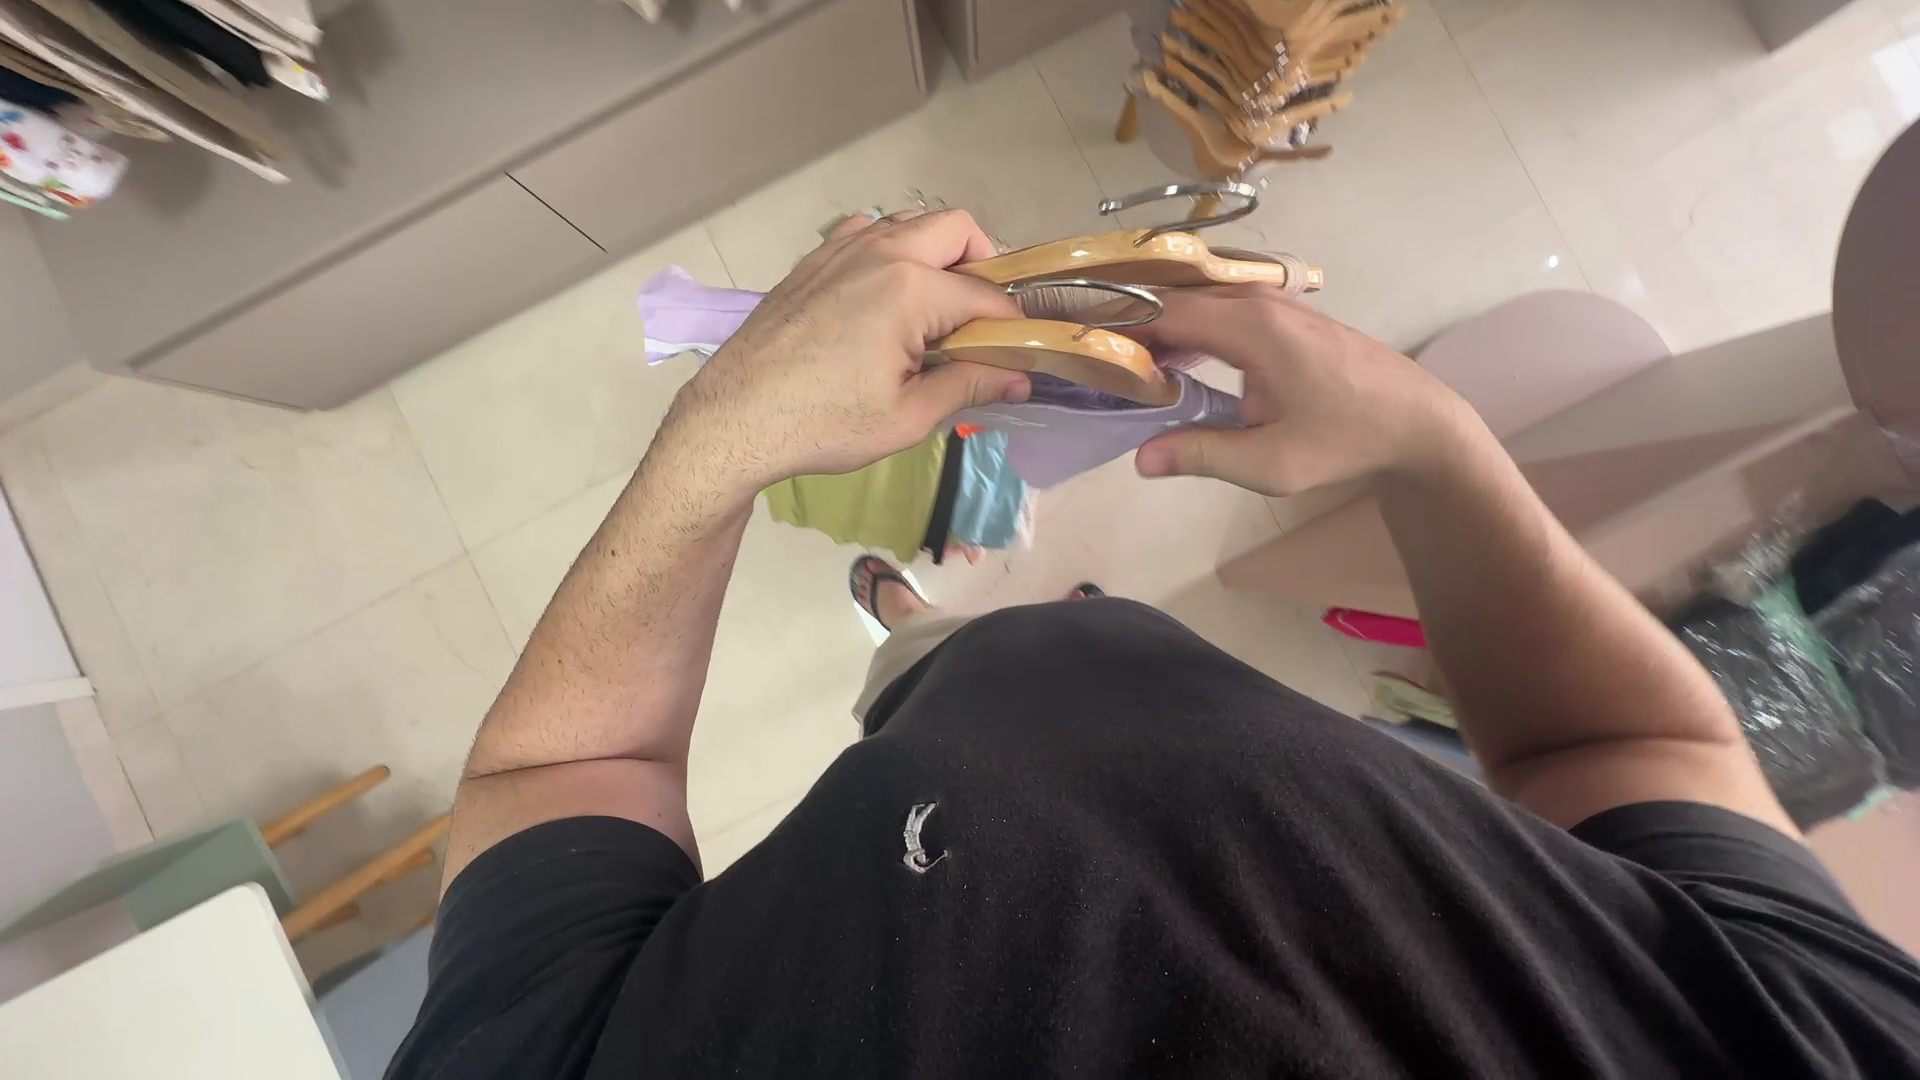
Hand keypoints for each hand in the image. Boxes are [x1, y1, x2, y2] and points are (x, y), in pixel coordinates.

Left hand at [659, 209, 1028, 494]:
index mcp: (911, 289)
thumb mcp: (908, 416)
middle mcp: (881, 251)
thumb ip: (970, 386)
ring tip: (935, 310)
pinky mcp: (814, 260)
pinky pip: (869, 233)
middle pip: (957, 229)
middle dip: (983, 266)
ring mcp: (841, 248)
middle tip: (979, 321)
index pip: (987, 294)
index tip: (1019, 353)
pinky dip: (893, 252)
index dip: (1012, 325)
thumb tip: (1020, 379)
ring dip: (938, 254)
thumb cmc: (825, 425)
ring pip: (912, 224)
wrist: (736, 420)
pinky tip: (885, 298)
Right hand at [1125, 285, 1474, 496]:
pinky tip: (1175, 366)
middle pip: (1177, 301)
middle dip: (1133, 328)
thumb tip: (1140, 460)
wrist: (1415, 421)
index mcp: (1252, 329)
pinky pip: (1220, 313)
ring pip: (1198, 304)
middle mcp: (1259, 304)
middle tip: (1094, 361)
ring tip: (1126, 366)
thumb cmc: (1345, 440)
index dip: (1120, 327)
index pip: (1166, 312)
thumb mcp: (1271, 462)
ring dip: (1161, 331)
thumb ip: (1202, 455)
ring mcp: (1275, 305)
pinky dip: (1189, 333)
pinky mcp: (1284, 317)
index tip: (1084, 350)